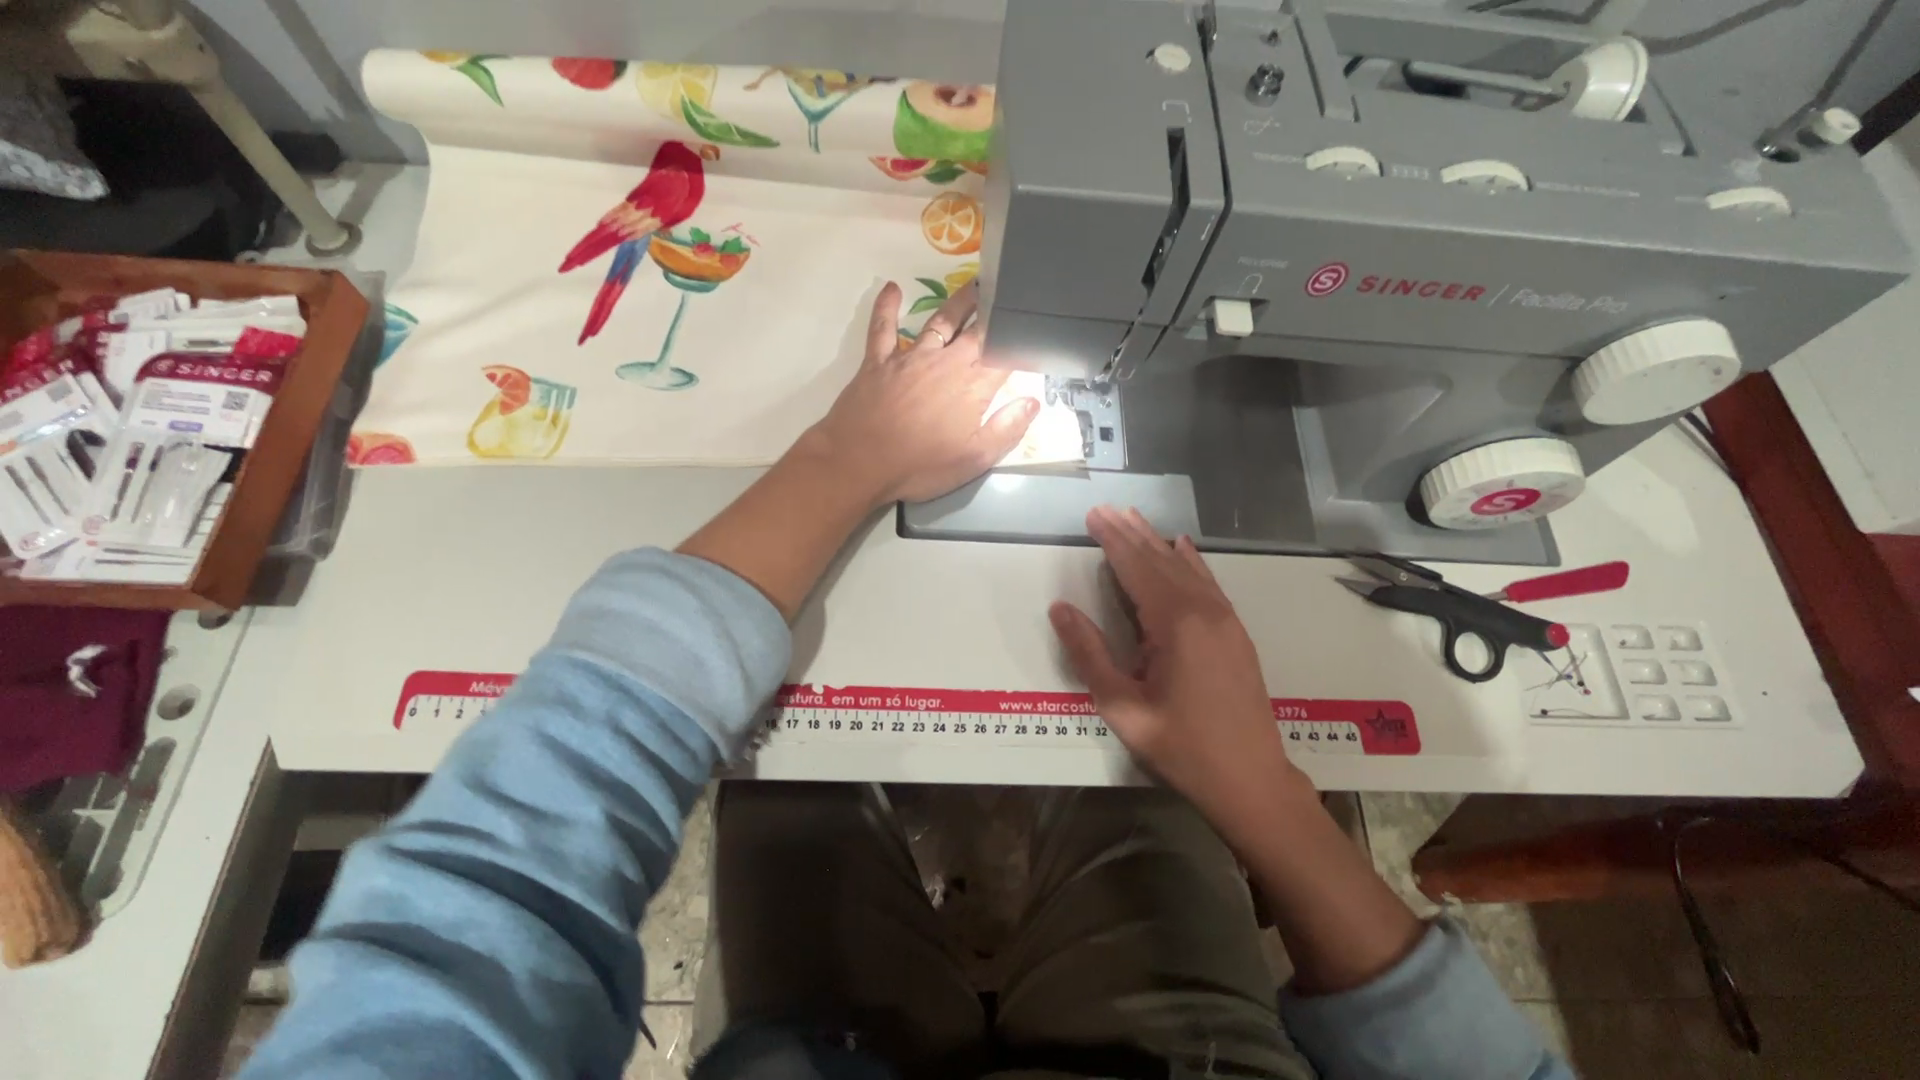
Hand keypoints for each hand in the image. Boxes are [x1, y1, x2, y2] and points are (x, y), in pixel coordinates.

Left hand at [798, 282, 1037, 505]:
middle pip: (977, 330)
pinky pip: (884, 327)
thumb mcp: (974, 459)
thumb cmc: (920, 466)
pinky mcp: (879, 360)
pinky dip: (888, 306)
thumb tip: (1032, 401)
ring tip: (974, 284)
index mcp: (973, 387)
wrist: (858, 462)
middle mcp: (946, 363)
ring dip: (959, 301)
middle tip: (1007, 292)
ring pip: (940, 321)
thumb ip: (1006, 429)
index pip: (1004, 356)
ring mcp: (911, 358)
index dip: (1019, 342)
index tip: (1030, 330)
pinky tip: (893, 288)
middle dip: (995, 311)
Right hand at [1048, 507, 1305, 819]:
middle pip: (1162, 562)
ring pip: (1187, 569)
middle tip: (1105, 509)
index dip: (1113, 541)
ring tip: (1134, 520)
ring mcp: (1226, 621)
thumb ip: (1091, 655)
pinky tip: (1183, 548)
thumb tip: (1061, 609)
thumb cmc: (1181, 748)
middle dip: (1132, 534)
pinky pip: (1209, 585)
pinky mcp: (1235, 634)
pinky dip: (1191, 563)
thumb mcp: (1123, 708)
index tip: (1093, 515)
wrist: (1251, 779)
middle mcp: (1205, 611)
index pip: (1138, 569)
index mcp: (1176, 625)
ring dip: (1158, 544)